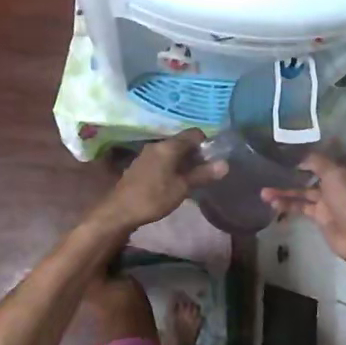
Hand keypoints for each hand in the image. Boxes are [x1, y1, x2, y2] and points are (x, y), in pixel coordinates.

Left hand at [91, 129, 226, 232]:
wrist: (120, 211)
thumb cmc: (153, 198)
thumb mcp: (182, 188)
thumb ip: (202, 174)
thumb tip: (225, 164)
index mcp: (168, 146)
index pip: (194, 133)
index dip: (206, 143)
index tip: (213, 159)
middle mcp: (157, 145)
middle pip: (182, 142)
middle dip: (195, 154)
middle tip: (205, 171)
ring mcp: (146, 154)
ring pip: (171, 151)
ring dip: (183, 161)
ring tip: (192, 178)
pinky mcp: (140, 165)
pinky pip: (161, 159)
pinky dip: (171, 166)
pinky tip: (173, 182)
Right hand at [262, 153, 345, 261]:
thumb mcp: (335, 174)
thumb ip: (317, 161)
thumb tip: (300, 156)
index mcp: (343, 170)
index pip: (325, 156)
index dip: (310, 151)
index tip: (290, 147)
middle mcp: (335, 183)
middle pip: (310, 174)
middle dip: (292, 172)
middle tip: (270, 168)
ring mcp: (327, 201)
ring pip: (302, 192)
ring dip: (284, 191)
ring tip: (263, 192)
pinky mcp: (319, 216)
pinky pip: (300, 207)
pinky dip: (287, 205)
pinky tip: (272, 203)